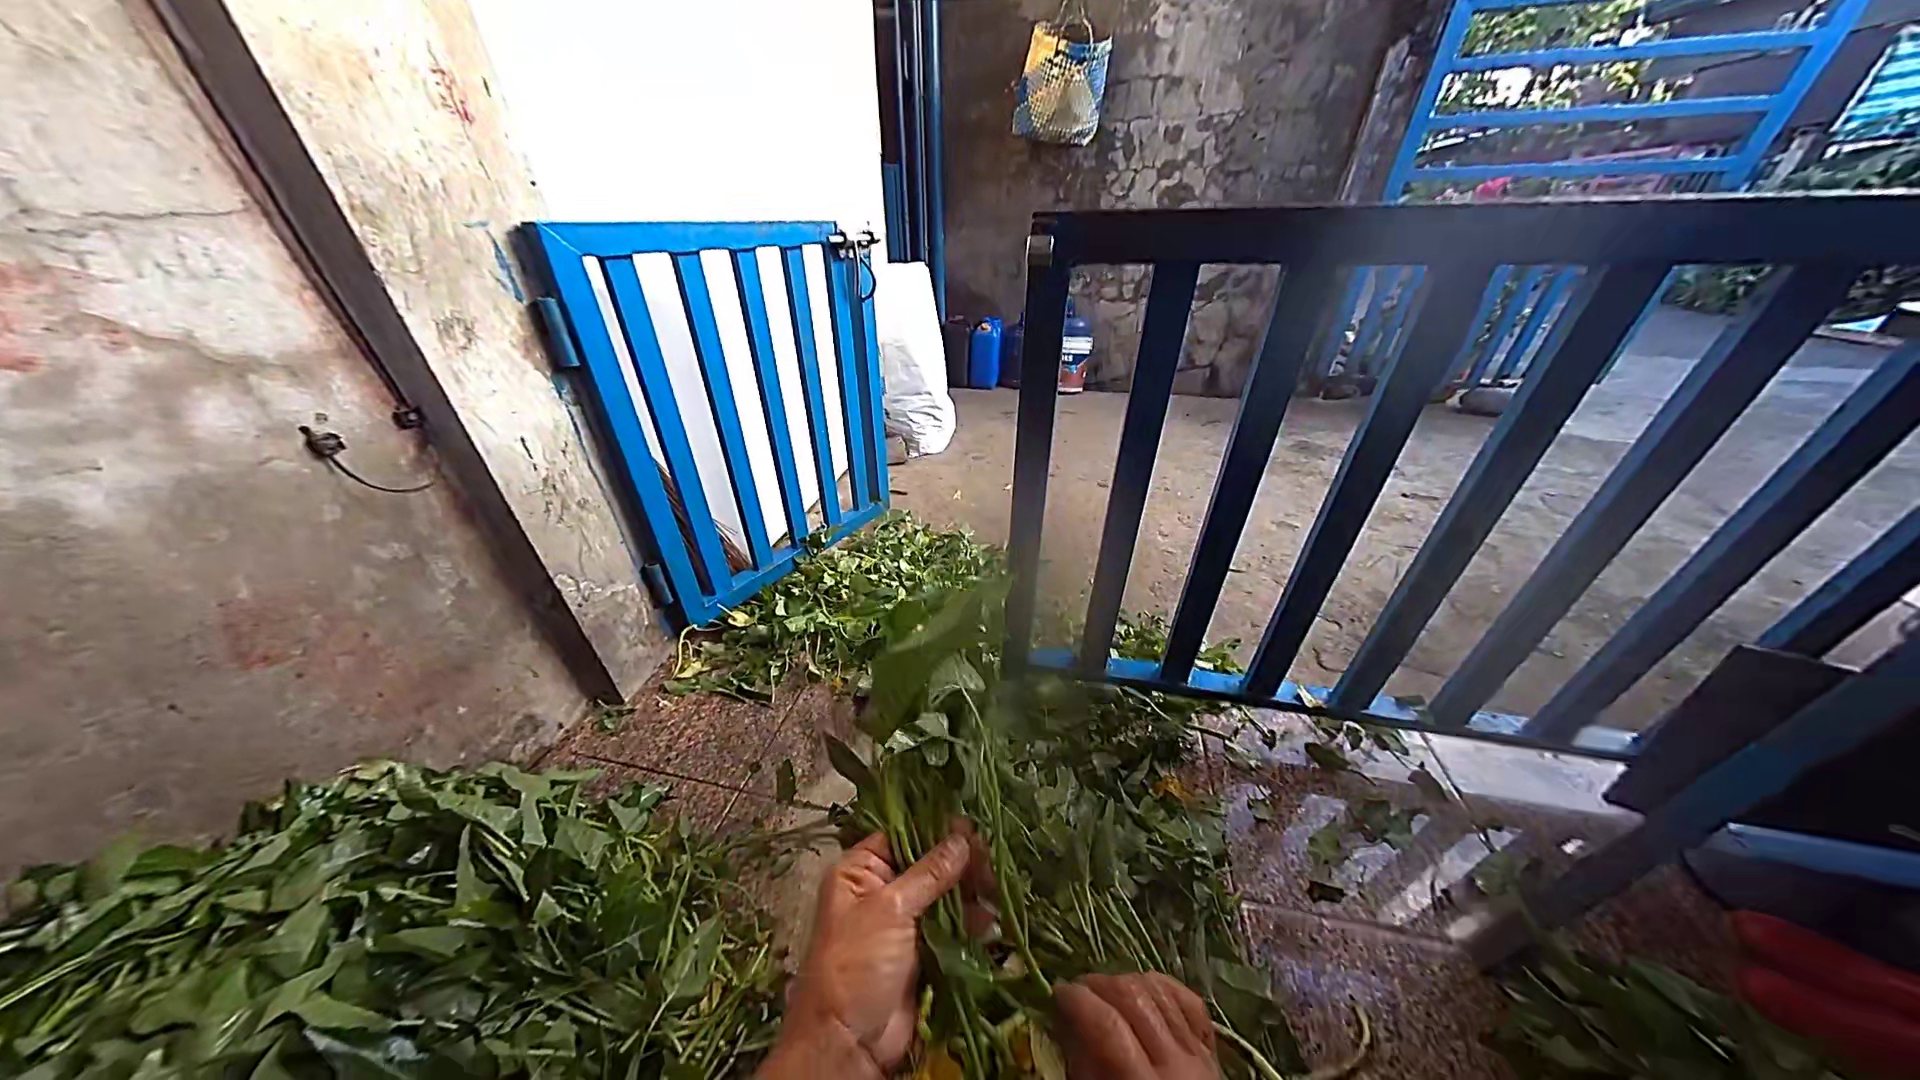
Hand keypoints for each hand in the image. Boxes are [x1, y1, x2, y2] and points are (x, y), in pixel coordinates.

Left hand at [760, 829, 971, 1078]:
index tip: (971, 828)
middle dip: (959, 862)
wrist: (849, 1044)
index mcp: (861, 870)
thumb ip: (930, 873)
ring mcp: (903, 920)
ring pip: (943, 893)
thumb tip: (962, 837)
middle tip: (989, 863)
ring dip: (969, 891)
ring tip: (994, 889)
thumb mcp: (891, 909)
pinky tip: (989, 919)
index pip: (903, 833)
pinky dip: (970, 921)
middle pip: (928, 862)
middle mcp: (881, 889)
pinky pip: (950, 924)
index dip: (936, 829)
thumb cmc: (856, 964)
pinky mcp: (922, 948)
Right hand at [1056, 973, 1220, 1079]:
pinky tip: (1142, 993)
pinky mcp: (1208, 1049)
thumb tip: (1065, 1021)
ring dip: (1124, 981)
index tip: (1057, 994)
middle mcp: (1174, 1064)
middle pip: (1131, 997)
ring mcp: (1197, 1054)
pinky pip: (1185, 1000)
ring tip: (1105, 993)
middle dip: (1097, 984)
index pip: (1107, 1025)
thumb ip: (1083, 1068)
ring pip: (1157, 989)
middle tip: (1077, 992)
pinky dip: (1161, 988)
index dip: (1077, 1000)